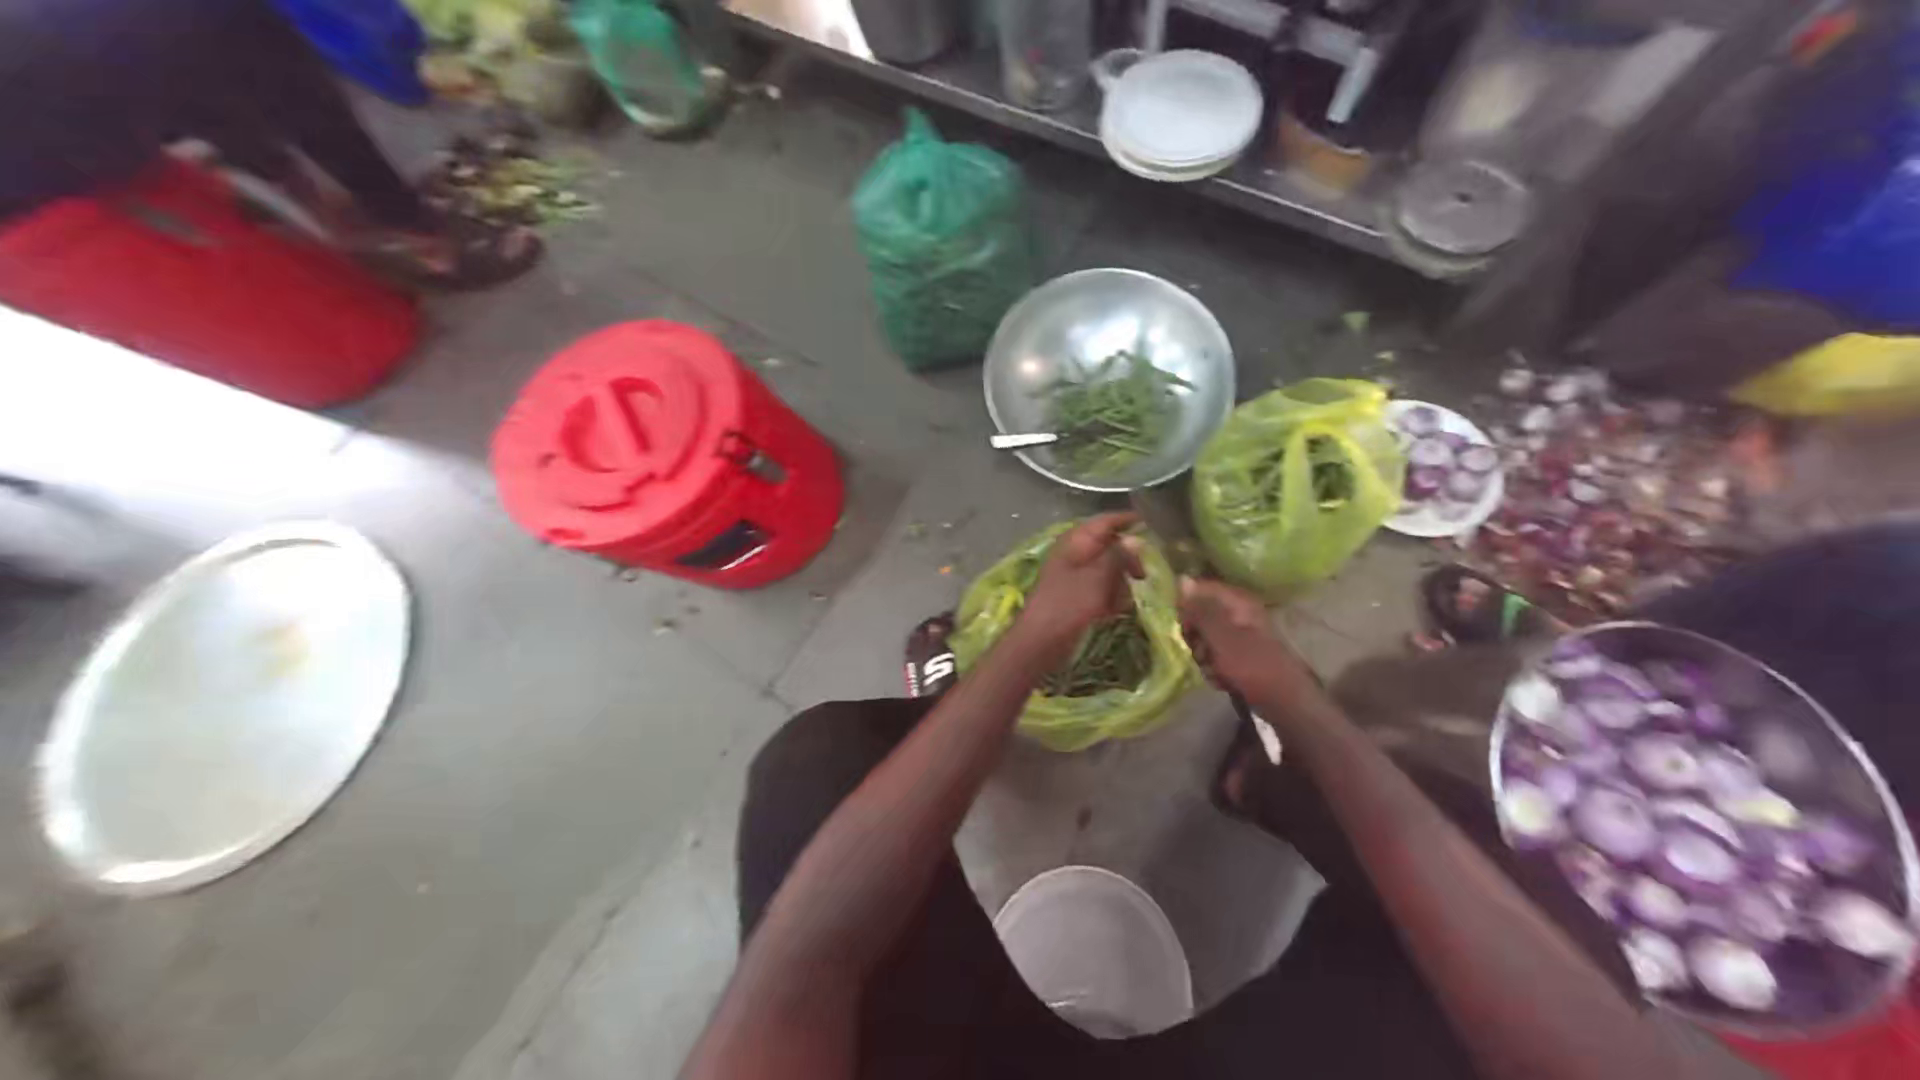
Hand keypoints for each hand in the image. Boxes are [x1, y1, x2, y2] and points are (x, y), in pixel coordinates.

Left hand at [1014, 513, 1144, 663]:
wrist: (1040, 642)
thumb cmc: (1068, 605)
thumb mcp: (1097, 577)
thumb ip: (1118, 556)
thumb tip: (1136, 539)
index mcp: (1075, 542)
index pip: (1105, 521)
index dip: (1127, 520)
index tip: (1152, 524)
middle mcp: (1074, 554)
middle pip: (1108, 546)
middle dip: (1127, 559)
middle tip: (1143, 574)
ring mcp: (1074, 576)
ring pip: (1107, 569)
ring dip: (1120, 581)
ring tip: (1125, 597)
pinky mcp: (1075, 596)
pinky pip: (1101, 589)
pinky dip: (1110, 596)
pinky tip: (1115, 610)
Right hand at [1177, 577, 1317, 707]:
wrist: (1284, 703)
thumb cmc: (1253, 666)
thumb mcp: (1221, 637)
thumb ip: (1200, 610)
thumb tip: (1181, 578)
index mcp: (1237, 602)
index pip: (1199, 590)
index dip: (1186, 607)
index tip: (1185, 627)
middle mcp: (1238, 614)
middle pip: (1199, 616)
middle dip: (1195, 637)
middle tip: (1202, 652)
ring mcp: (1239, 635)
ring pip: (1203, 638)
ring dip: (1203, 656)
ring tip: (1215, 670)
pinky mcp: (1238, 655)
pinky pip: (1213, 655)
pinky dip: (1214, 668)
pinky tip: (1221, 680)